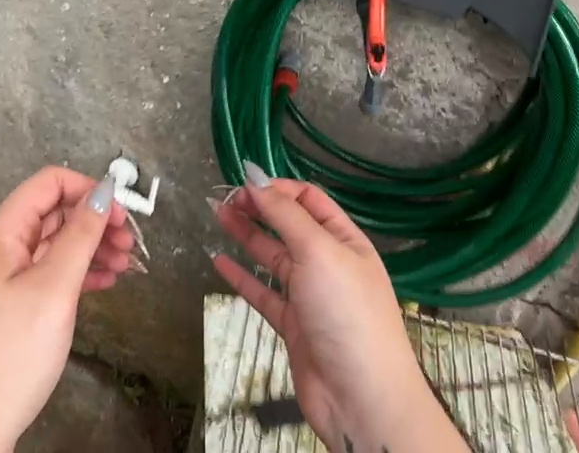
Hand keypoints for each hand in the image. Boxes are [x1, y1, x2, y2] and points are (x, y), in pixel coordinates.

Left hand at [0, 167, 138, 452]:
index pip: (49, 183)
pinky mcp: (11, 307)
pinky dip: (79, 274)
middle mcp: (0, 247)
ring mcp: (4, 279)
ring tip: (126, 265)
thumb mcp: (52, 290)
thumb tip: (103, 193)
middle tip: (131, 244)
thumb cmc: (7, 355)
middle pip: (54, 213)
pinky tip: (105, 283)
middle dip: (95, 220)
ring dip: (92, 248)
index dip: (88, 189)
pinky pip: (50, 274)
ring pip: (55, 245)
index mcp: (2, 232)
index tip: (122, 213)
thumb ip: (80, 237)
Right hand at [213, 162, 468, 452]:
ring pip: (272, 257)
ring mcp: (310, 295)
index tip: (245, 184)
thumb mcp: (319, 252)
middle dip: (259, 208)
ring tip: (217, 215)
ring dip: (246, 235)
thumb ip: (286, 216)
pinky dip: (240, 277)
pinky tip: (218, 262)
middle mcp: (328, 263)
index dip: (278, 188)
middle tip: (225, 197)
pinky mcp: (293, 325)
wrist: (361, 395)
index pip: (309, 200)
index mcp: (344, 240)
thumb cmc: (346, 311)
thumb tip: (257, 182)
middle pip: (288, 225)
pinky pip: (262, 293)